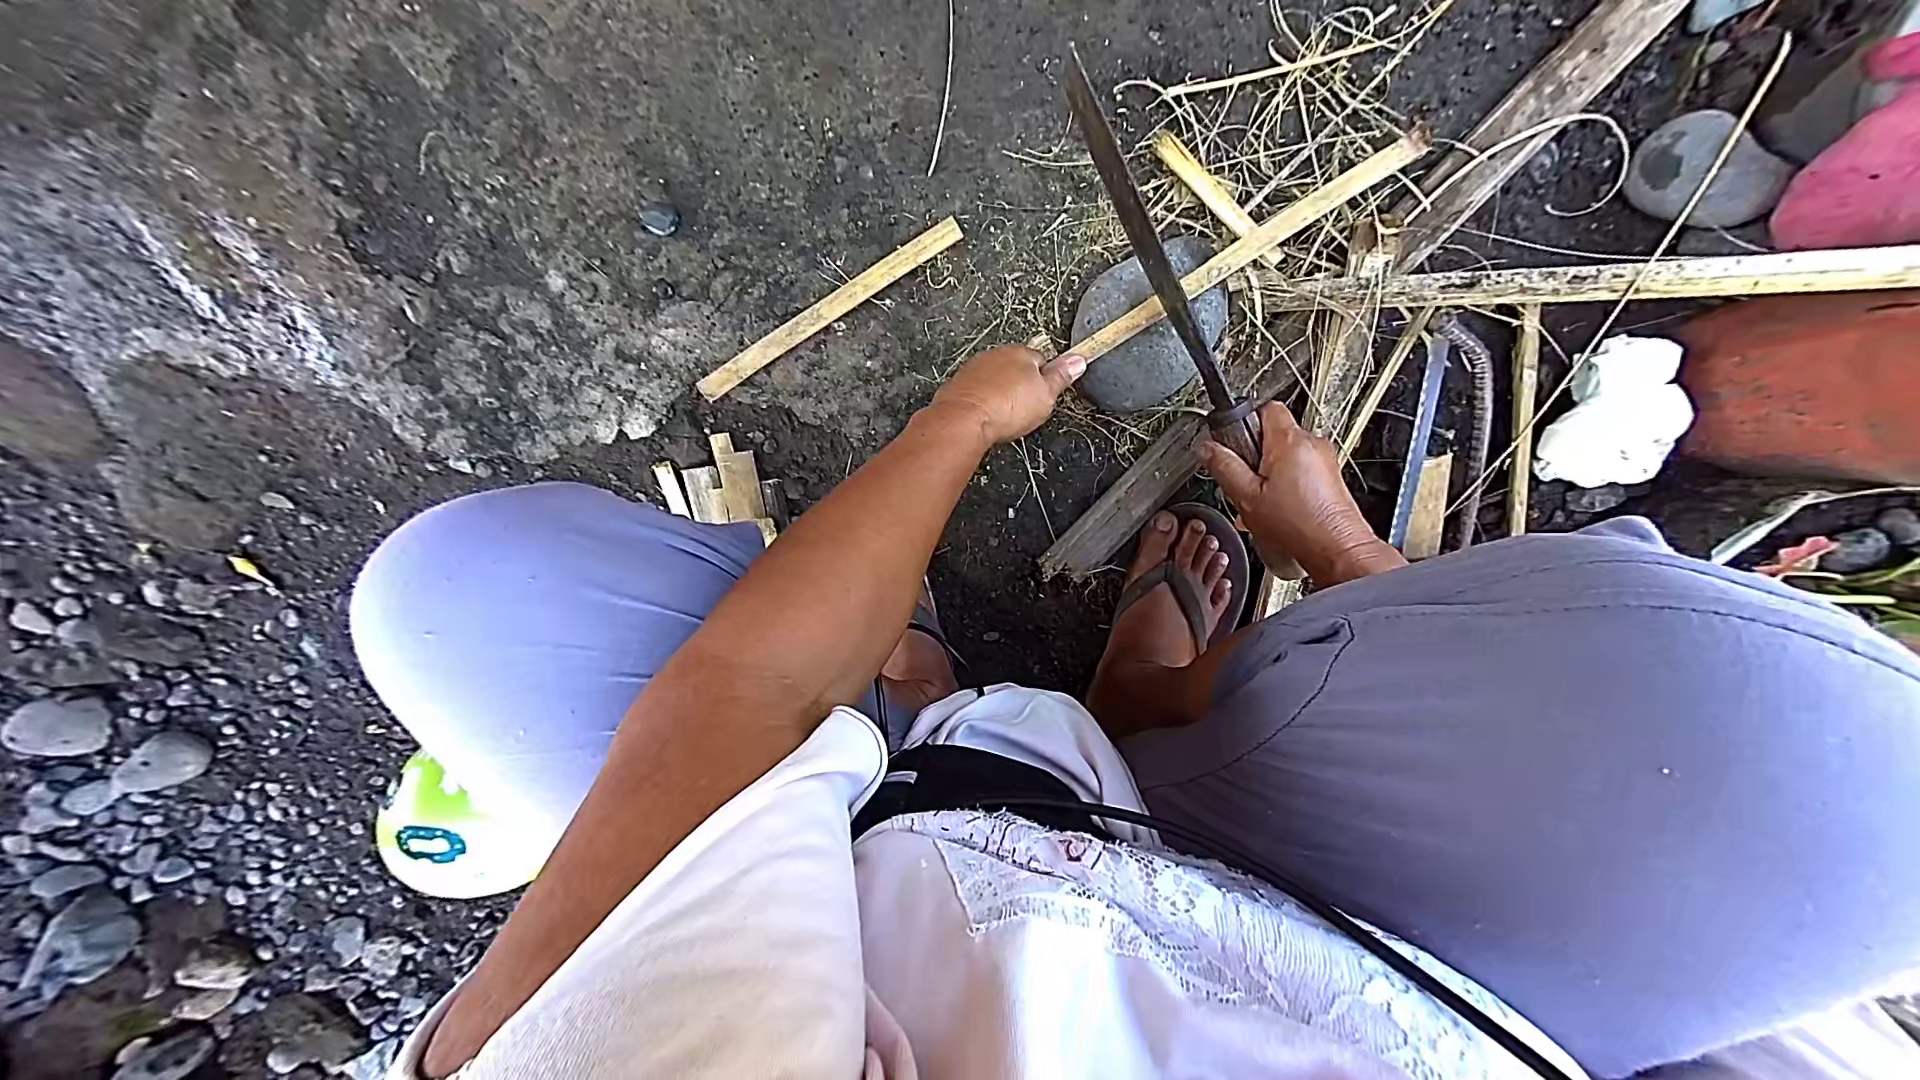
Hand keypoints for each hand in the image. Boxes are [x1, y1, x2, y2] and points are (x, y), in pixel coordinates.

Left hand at [930, 345, 1085, 444]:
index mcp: (1021, 353)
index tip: (1045, 395)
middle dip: (1020, 387)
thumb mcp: (1046, 395)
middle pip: (1015, 369)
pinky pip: (976, 392)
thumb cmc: (1005, 407)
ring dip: (999, 394)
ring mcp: (974, 369)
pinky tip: (986, 416)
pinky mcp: (958, 385)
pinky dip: (982, 402)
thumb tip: (1078, 360)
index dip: (1045, 380)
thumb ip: (1062, 377)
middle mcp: (996, 355)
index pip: (1041, 360)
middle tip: (1025, 409)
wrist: (964, 420)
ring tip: (1005, 415)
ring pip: (994, 380)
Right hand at [1198, 403, 1406, 585]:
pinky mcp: (1329, 476)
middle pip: (1272, 434)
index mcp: (1290, 442)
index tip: (1232, 444)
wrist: (1335, 549)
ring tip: (1261, 498)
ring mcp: (1323, 460)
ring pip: (1284, 454)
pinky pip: (1299, 468)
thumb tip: (1207, 448)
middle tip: (1245, 480)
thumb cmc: (1297, 526)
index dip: (1244, 423)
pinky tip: (1276, 506)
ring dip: (1267, 472)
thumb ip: (1224, 467)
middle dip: (1253, 455)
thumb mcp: (1247, 497)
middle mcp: (1312, 444)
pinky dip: (1284, 482)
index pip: (1265, 408)